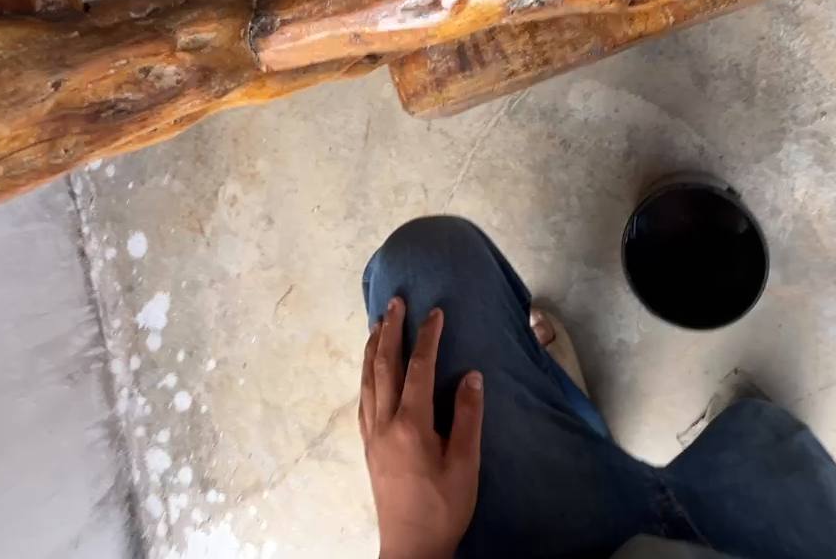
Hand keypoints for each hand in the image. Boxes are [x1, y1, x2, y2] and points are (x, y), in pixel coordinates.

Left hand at [360, 298, 483, 558]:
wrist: (411, 550)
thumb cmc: (443, 507)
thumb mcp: (465, 464)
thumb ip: (468, 417)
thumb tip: (471, 375)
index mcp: (411, 425)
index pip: (419, 369)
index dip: (428, 337)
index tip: (435, 312)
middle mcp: (385, 423)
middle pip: (384, 366)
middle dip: (390, 330)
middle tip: (395, 302)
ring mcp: (372, 435)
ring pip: (368, 380)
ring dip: (373, 347)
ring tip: (377, 322)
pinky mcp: (368, 446)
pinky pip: (363, 397)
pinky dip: (367, 373)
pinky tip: (371, 368)